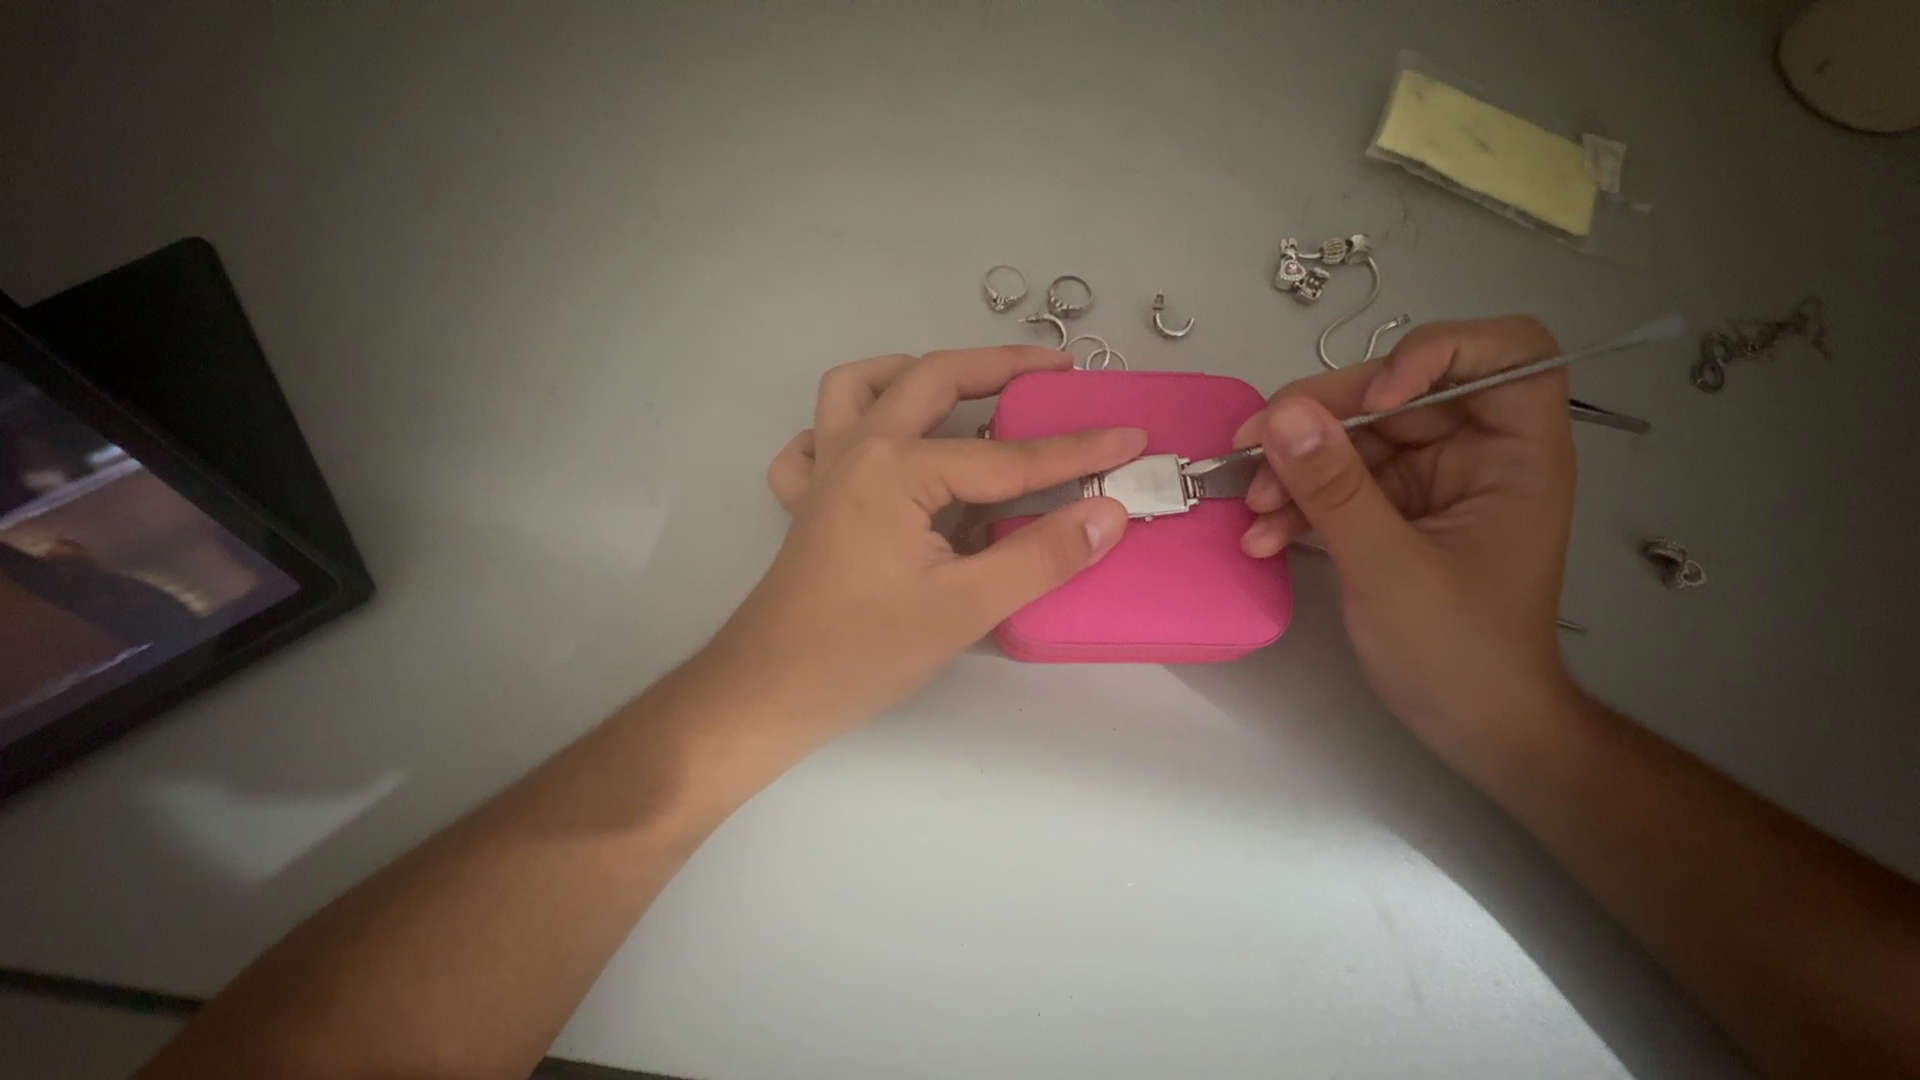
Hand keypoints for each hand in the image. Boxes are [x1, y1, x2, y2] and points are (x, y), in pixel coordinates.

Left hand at [716, 346, 1145, 732]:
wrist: (772, 689)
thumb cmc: (865, 650)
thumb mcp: (966, 607)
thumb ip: (1043, 555)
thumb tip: (1111, 512)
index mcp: (898, 467)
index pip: (1008, 456)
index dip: (1077, 449)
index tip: (1133, 436)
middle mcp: (857, 446)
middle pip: (933, 378)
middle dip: (1001, 366)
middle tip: (1057, 372)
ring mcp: (824, 466)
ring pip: (862, 384)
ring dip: (917, 373)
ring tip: (967, 390)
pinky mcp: (809, 496)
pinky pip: (819, 434)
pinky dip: (852, 421)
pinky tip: (883, 444)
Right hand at [1236, 317, 1580, 765]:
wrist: (1468, 725)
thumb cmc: (1458, 652)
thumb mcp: (1389, 567)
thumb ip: (1334, 488)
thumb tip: (1283, 415)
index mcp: (1514, 454)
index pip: (1504, 353)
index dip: (1437, 353)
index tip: (1374, 398)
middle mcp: (1472, 454)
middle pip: (1395, 394)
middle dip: (1321, 419)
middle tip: (1252, 445)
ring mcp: (1426, 483)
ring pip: (1351, 438)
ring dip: (1292, 467)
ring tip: (1251, 509)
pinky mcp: (1389, 511)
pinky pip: (1334, 483)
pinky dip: (1295, 503)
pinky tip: (1263, 536)